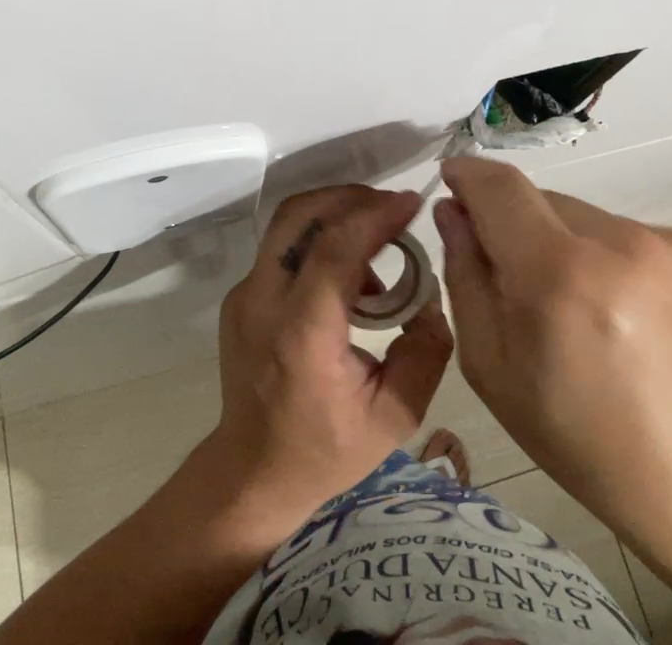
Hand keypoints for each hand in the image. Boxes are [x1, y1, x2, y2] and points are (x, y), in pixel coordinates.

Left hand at [203, 185, 454, 530]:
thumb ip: (426, 351)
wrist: (252, 472)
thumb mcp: (396, 415)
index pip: (335, 248)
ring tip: (379, 249)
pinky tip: (351, 278)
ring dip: (335, 217)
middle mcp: (263, 303)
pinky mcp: (240, 299)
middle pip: (301, 216)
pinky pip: (281, 249)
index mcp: (302, 334)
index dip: (376, 216)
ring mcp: (243, 297)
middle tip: (394, 212)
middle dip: (351, 199)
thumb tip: (431, 298)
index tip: (413, 203)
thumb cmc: (326, 450)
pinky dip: (319, 242)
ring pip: (287, 225)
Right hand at [432, 157, 671, 520]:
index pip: (502, 189)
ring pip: (593, 220)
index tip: (453, 178)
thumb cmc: (575, 434)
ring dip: (575, 248)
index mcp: (559, 277)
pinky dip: (621, 264)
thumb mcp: (490, 366)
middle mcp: (623, 245)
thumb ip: (466, 276)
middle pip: (547, 203)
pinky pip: (639, 239)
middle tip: (527, 288)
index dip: (470, 174)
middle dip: (523, 230)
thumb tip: (454, 211)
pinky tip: (635, 319)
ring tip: (591, 314)